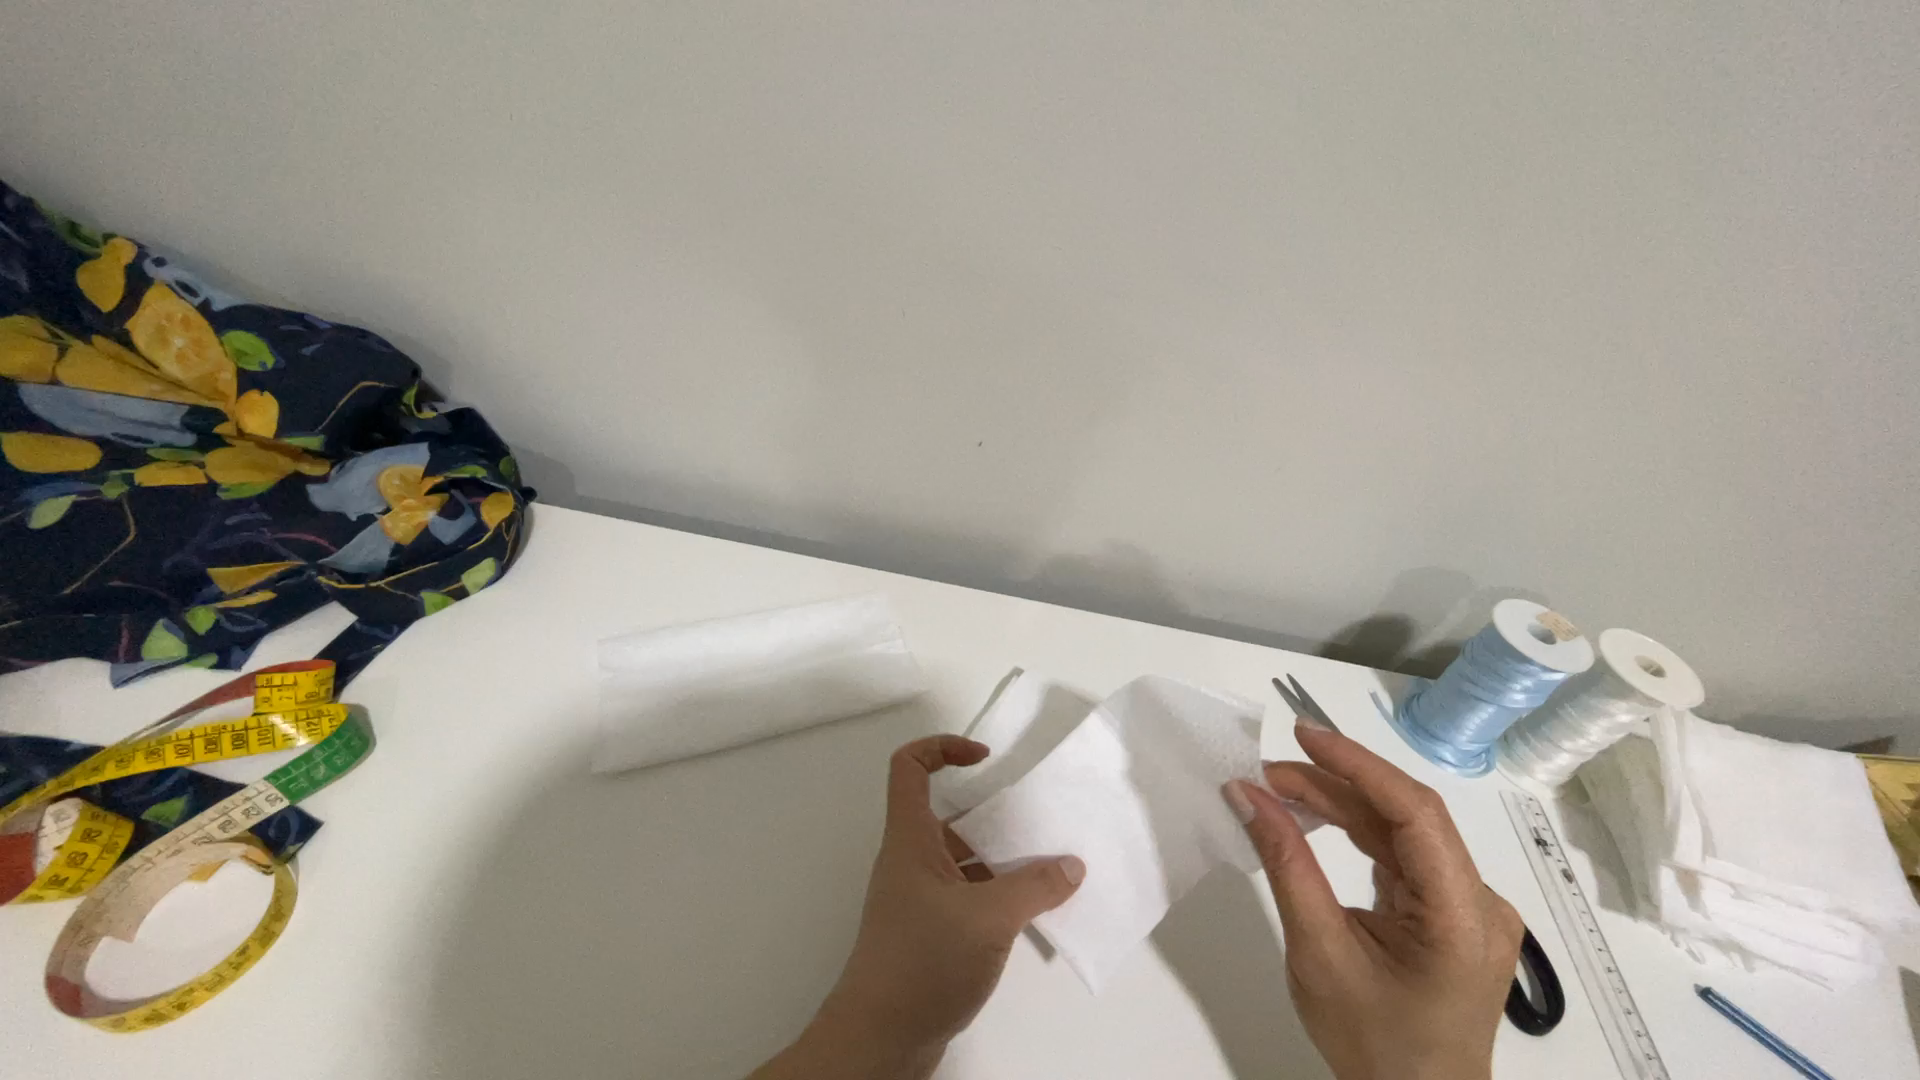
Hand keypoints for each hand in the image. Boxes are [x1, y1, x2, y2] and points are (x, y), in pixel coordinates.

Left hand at [752, 736, 1085, 1079]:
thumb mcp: (987, 919)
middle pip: (951, 815)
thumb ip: (1033, 888)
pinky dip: (999, 894)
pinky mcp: (932, 931)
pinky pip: (969, 895)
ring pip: (964, 860)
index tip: (985, 758)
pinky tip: (1034, 909)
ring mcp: (920, 897)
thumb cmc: (922, 961)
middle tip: (1041, 821)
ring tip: (1051, 867)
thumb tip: (1071, 866)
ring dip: (1003, 860)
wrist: (879, 1040)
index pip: (909, 767)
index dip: (943, 748)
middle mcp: (912, 860)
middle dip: (996, 814)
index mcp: (910, 839)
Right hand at [1223, 721, 1522, 1079]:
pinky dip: (1353, 830)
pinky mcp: (1448, 910)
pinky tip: (1314, 815)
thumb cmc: (1369, 1040)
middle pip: (1406, 816)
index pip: (1415, 813)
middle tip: (1266, 771)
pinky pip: (1399, 853)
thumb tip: (1246, 794)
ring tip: (1277, 786)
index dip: (1357, 765)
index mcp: (1460, 916)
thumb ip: (1286, 863)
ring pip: (1400, 830)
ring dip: (1340, 803)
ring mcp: (1467, 905)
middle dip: (1334, 783)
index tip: (1301, 736)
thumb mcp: (1317, 950)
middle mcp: (1479, 900)